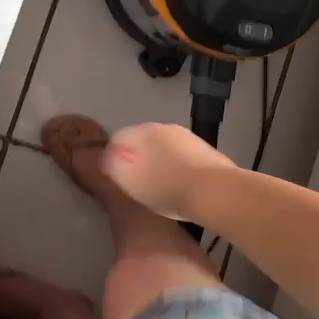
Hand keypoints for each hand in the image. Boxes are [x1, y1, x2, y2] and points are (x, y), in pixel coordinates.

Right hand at [101, 123, 234, 219]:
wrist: (214, 192)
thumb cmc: (165, 188)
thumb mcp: (127, 181)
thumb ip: (110, 165)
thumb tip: (104, 157)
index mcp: (141, 130)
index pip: (116, 139)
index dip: (112, 160)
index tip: (117, 180)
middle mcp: (162, 127)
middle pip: (140, 142)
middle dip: (137, 159)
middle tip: (138, 185)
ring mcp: (185, 136)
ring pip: (162, 148)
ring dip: (158, 162)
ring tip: (161, 188)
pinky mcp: (204, 149)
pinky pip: (181, 156)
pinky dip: (177, 167)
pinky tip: (180, 185)